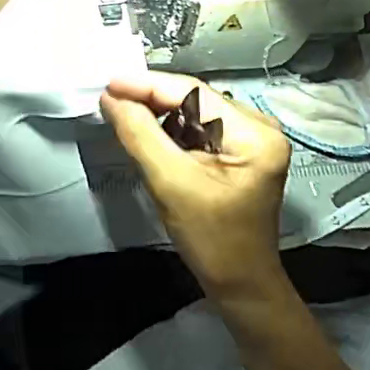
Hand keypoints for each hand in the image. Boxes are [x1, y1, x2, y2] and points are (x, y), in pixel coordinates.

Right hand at [100, 74, 293, 301]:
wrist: (240, 285)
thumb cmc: (212, 240)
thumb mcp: (171, 184)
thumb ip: (140, 135)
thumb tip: (112, 98)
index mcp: (255, 134)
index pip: (193, 93)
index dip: (148, 86)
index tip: (109, 85)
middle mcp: (259, 127)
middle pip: (194, 100)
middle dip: (152, 101)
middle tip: (111, 101)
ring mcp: (251, 139)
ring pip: (193, 113)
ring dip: (159, 116)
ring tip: (125, 118)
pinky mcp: (239, 151)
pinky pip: (198, 129)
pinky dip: (171, 132)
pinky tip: (149, 137)